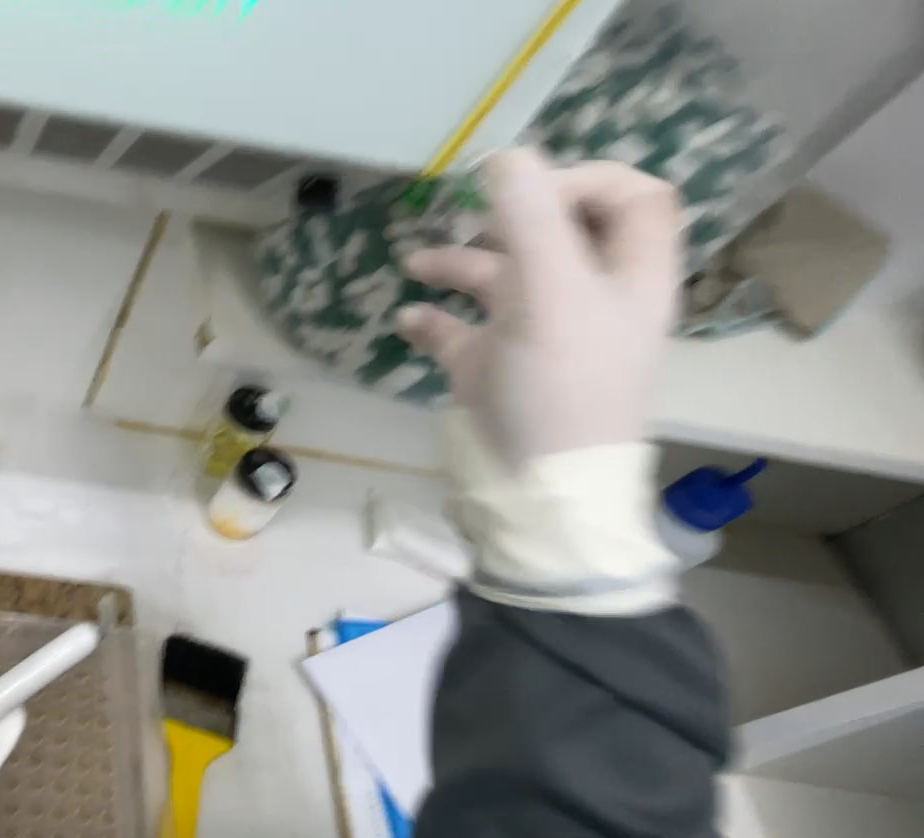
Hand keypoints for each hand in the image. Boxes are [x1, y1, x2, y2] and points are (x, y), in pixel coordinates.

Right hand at [395, 150, 684, 614]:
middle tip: (468, 219)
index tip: (523, 193)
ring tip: (415, 263)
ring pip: (502, 282)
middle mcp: (587, 299)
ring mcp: (538, 338)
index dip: (581, 180)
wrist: (537, 485)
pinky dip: (434, 321)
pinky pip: (463, 333)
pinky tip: (407, 319)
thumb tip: (500, 154)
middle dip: (509, 218)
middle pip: (557, 235)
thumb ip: (528, 218)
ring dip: (459, 265)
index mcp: (626, 275)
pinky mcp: (494, 372)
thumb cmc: (559, 386)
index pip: (629, 198)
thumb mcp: (549, 292)